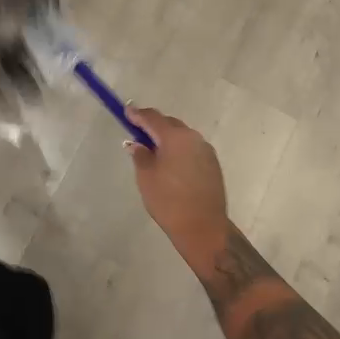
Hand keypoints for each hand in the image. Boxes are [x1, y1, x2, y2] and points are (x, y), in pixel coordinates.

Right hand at [127, 107, 229, 250]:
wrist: (203, 227)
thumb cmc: (169, 201)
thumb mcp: (146, 177)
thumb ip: (141, 155)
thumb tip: (138, 143)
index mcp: (175, 137)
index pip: (153, 118)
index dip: (138, 114)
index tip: (126, 111)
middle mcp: (193, 138)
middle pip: (170, 124)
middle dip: (154, 126)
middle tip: (138, 132)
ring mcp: (206, 150)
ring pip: (182, 136)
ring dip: (168, 138)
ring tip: (154, 150)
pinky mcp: (213, 164)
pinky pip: (192, 149)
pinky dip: (179, 150)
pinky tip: (172, 164)